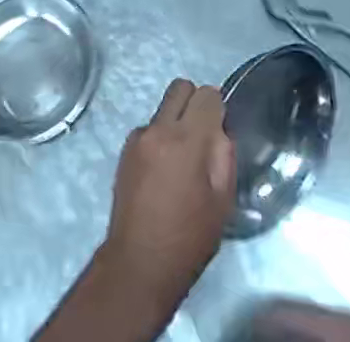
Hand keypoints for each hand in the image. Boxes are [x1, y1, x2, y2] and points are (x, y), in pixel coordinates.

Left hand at [97, 78, 237, 304]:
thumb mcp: (222, 200)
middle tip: (202, 135)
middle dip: (195, 102)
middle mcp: (158, 130)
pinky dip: (159, 137)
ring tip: (180, 159)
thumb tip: (219, 130)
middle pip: (181, 87)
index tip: (220, 131)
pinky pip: (149, 127)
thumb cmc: (188, 238)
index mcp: (186, 140)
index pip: (208, 95)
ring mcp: (137, 137)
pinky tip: (162, 170)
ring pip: (163, 107)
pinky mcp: (124, 149)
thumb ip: (224, 155)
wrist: (138, 263)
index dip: (218, 108)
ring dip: (176, 121)